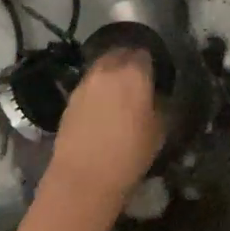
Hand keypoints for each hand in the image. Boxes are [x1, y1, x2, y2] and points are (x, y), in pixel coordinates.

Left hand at [47, 48, 161, 200]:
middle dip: (129, 62)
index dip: (151, 62)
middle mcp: (106, 70)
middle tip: (138, 81)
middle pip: (119, 54)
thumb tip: (158, 97)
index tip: (156, 75)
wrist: (83, 177)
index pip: (144, 53)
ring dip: (111, 75)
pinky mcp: (69, 100)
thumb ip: (161, 106)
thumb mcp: (159, 132)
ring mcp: (84, 84)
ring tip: (119, 94)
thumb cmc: (129, 155)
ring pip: (101, 68)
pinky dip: (97, 91)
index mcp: (133, 73)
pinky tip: (102, 109)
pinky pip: (88, 86)